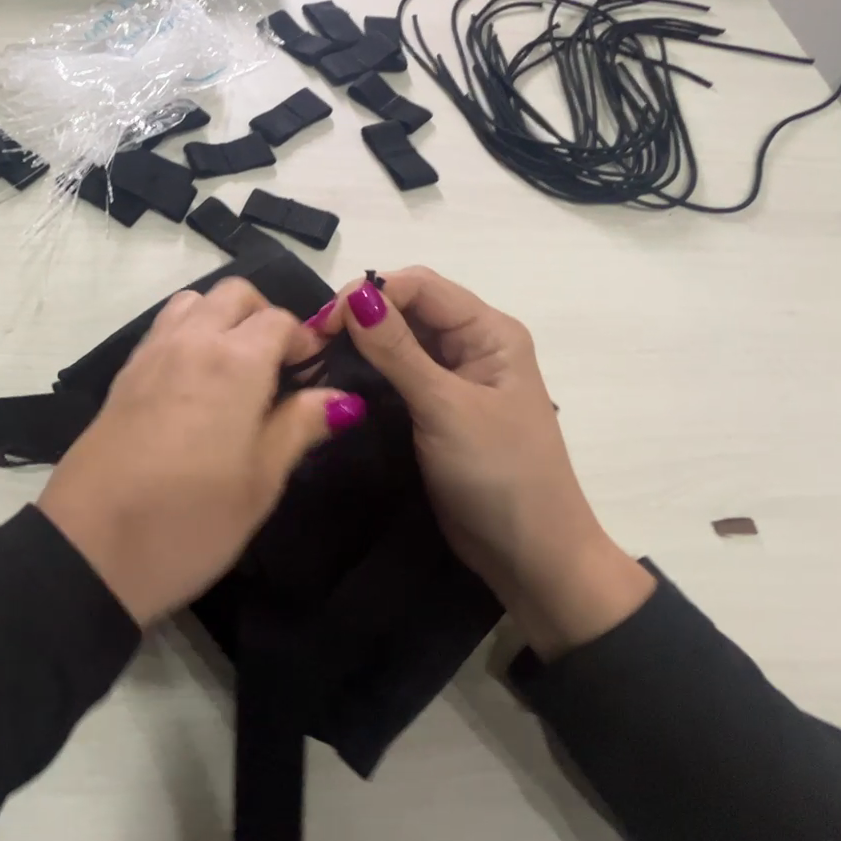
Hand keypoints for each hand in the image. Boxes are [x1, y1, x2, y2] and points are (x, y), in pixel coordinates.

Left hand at [38, 278, 367, 624]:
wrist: (90, 550)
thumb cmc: (190, 521)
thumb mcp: (260, 482)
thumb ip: (299, 427)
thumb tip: (339, 399)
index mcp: (233, 362)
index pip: (280, 319)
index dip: (305, 340)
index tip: (315, 377)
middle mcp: (189, 342)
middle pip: (234, 295)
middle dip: (264, 317)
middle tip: (278, 368)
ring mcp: (149, 356)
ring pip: (193, 303)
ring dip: (221, 319)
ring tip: (237, 372)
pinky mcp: (122, 377)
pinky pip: (163, 330)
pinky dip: (188, 335)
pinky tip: (197, 386)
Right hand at [301, 267, 653, 659]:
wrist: (529, 554)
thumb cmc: (499, 474)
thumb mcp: (445, 408)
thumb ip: (398, 351)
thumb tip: (355, 296)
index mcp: (490, 332)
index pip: (421, 287)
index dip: (370, 293)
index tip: (323, 322)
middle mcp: (472, 345)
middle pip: (408, 308)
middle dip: (360, 315)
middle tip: (311, 341)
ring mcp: (453, 378)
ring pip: (398, 340)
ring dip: (359, 343)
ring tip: (314, 357)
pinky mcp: (434, 409)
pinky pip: (395, 374)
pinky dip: (366, 371)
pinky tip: (335, 379)